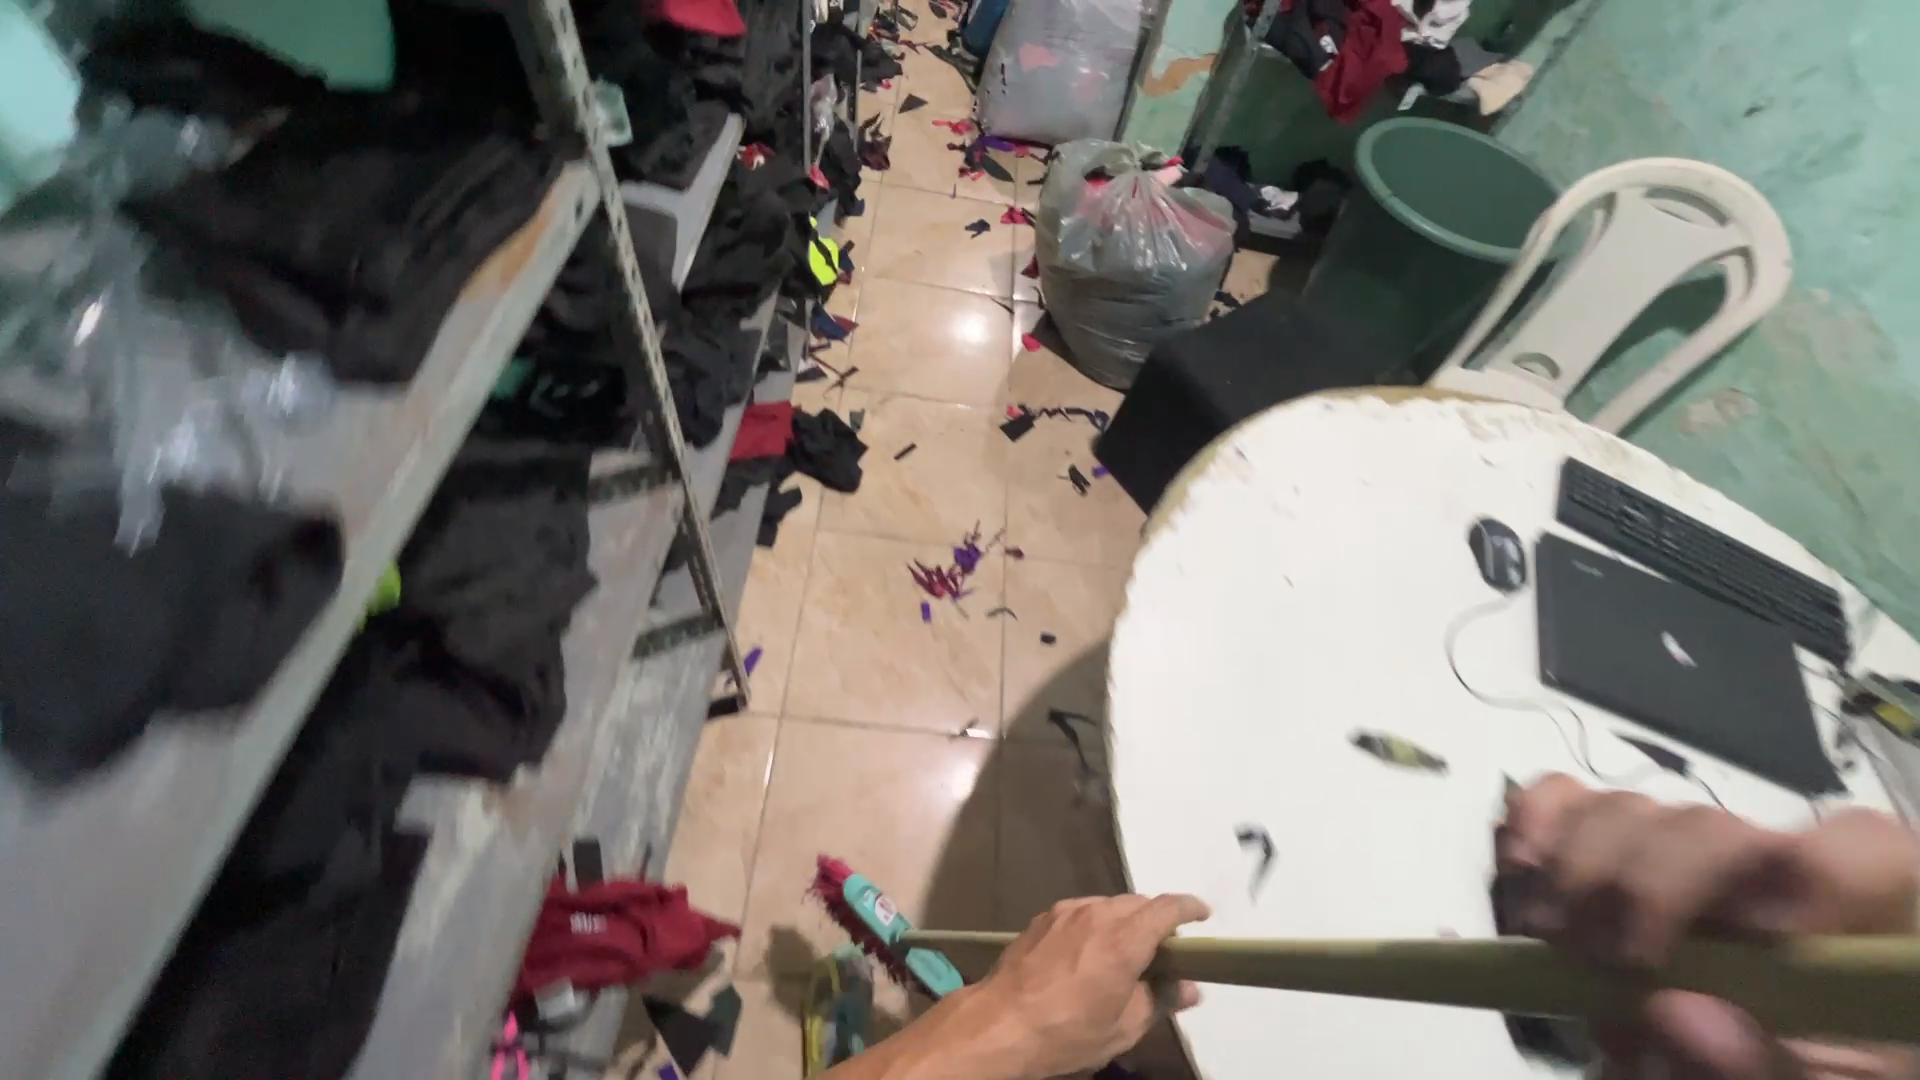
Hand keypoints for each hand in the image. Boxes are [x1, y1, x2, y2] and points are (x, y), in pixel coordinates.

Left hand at [966, 894, 1210, 1078]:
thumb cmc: (1069, 1031)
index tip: (1203, 914)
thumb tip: (1189, 987)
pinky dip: (1097, 922)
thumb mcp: (1124, 1027)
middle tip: (1165, 948)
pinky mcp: (1044, 916)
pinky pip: (1082, 910)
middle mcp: (1097, 914)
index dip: (1188, 908)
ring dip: (1124, 919)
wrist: (1003, 1022)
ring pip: (1108, 904)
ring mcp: (1066, 911)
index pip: (1166, 909)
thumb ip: (1161, 1000)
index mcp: (1124, 939)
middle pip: (1137, 903)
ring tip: (1126, 950)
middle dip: (1156, 918)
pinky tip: (1090, 950)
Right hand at [1502, 774, 1919, 1078]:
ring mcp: (1669, 849)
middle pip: (1708, 827)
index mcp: (1861, 932)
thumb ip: (1773, 1069)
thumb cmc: (1778, 1071)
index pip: (1863, 848)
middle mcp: (1765, 869)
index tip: (1750, 934)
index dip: (1812, 869)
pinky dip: (1531, 821)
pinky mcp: (1592, 839)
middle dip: (1643, 884)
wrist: (1687, 1067)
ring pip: (1623, 811)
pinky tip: (1520, 869)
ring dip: (1575, 869)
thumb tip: (1680, 1011)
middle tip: (1600, 956)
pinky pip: (1555, 797)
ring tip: (1554, 941)